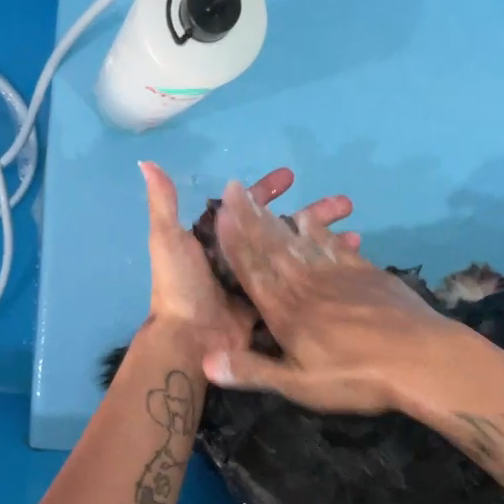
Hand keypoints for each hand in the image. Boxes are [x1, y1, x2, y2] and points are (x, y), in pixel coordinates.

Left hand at [140, 161, 352, 356]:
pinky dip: (322, 273)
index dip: (266, 191)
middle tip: (344, 204)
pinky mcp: (271, 307)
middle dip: (311, 214)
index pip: (246, 209)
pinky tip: (348, 264)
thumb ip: (163, 204)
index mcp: (215, 240)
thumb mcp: (167, 240)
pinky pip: (300, 285)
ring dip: (323, 242)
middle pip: (279, 229)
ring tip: (356, 233)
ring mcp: (256, 283)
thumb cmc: (180, 287)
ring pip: (295, 254)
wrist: (189, 340)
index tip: (291, 176)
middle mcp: (238, 258)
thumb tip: (146, 163)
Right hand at [199, 177, 464, 412]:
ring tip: (263, 198)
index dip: (235, 241)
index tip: (220, 212)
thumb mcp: (300, 384)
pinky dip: (319, 230)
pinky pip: (334, 245)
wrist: (423, 358)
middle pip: (273, 247)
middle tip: (235, 188)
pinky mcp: (366, 273)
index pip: (253, 270)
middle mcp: (306, 284)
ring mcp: (338, 275)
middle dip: (251, 218)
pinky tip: (312, 219)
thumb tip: (205, 359)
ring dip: (278, 218)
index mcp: (285, 311)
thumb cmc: (357, 376)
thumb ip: (252, 370)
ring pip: (300, 241)